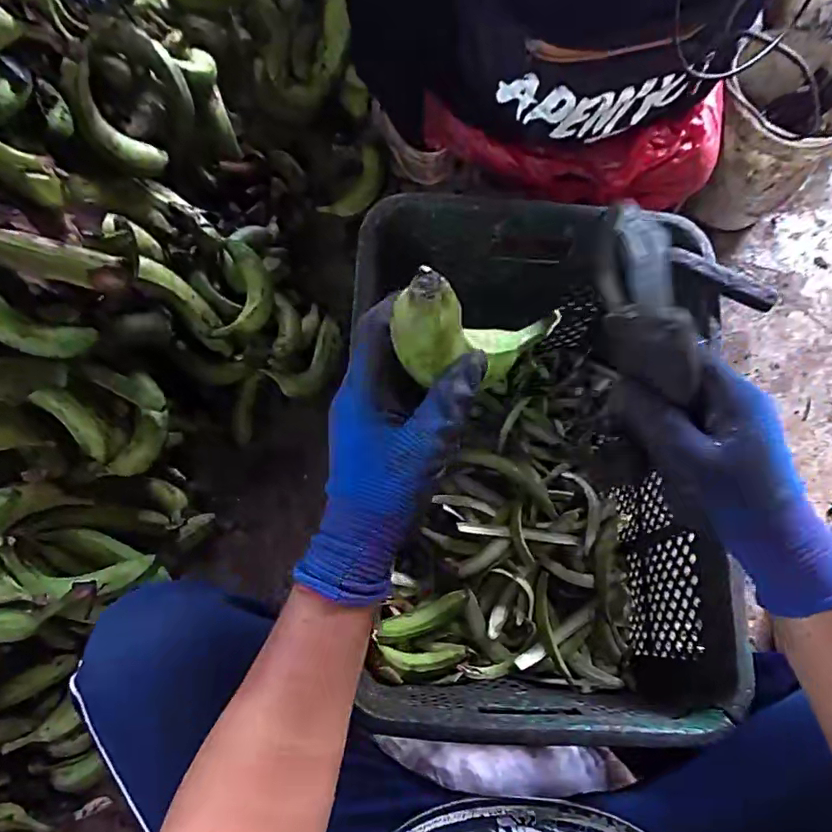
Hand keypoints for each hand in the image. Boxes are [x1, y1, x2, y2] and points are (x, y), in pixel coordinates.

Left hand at [292, 296, 485, 605]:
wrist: (359, 535)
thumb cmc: (387, 491)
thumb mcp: (425, 446)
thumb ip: (450, 401)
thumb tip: (476, 358)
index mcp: (360, 390)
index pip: (373, 329)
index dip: (401, 305)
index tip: (434, 296)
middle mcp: (355, 393)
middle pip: (382, 344)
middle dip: (416, 330)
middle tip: (454, 325)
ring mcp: (360, 410)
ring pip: (389, 369)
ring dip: (418, 358)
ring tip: (454, 351)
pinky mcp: (369, 426)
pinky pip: (393, 392)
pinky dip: (417, 383)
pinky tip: (442, 387)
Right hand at [615, 346, 831, 617]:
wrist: (777, 543)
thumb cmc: (737, 500)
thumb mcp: (690, 460)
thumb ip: (657, 421)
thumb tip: (621, 388)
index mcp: (735, 394)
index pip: (689, 356)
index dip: (653, 361)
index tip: (619, 378)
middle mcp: (739, 401)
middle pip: (686, 382)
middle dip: (652, 396)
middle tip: (619, 417)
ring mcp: (738, 424)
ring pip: (687, 407)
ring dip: (659, 420)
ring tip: (631, 438)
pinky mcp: (733, 446)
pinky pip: (695, 429)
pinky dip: (672, 437)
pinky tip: (654, 456)